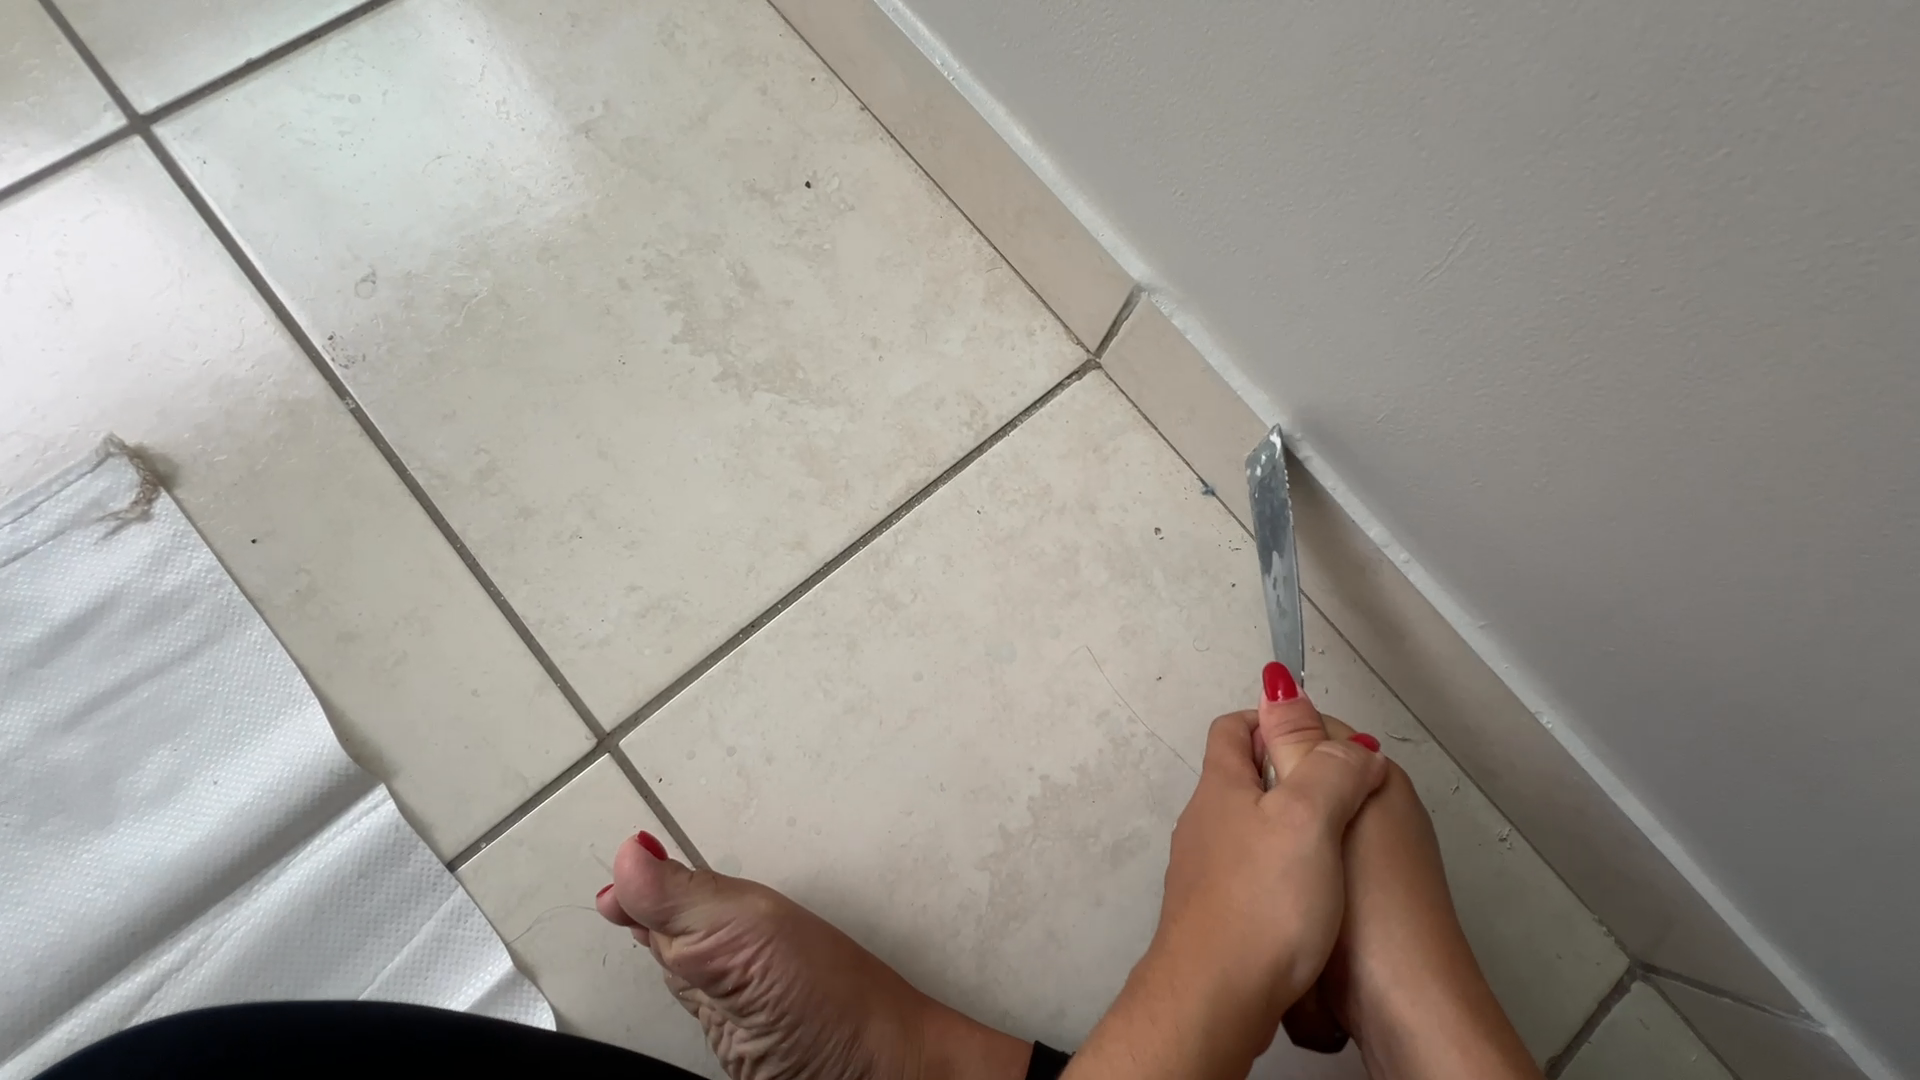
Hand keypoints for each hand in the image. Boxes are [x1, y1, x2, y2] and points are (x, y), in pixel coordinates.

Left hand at [1065, 671, 1386, 1079]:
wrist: (1215, 993)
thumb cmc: (1263, 900)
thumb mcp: (1307, 819)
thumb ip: (1328, 769)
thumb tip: (1349, 739)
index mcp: (1220, 788)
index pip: (1232, 727)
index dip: (1268, 718)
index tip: (1312, 732)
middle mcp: (1203, 820)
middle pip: (1238, 774)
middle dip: (1286, 771)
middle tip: (1340, 789)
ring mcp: (1202, 867)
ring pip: (1244, 824)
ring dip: (1285, 822)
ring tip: (1334, 843)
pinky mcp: (1211, 910)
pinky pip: (1246, 870)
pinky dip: (1277, 866)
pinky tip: (1308, 895)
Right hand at [1263, 711, 1540, 1079]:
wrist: (1403, 1009)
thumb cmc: (1359, 901)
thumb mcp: (1316, 813)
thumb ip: (1296, 746)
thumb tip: (1279, 681)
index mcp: (1378, 782)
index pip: (1313, 727)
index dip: (1272, 738)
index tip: (1240, 774)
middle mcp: (1380, 814)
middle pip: (1308, 779)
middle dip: (1274, 794)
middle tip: (1248, 826)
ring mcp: (1374, 861)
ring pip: (1307, 827)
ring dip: (1282, 841)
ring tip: (1260, 868)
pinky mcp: (1362, 902)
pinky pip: (1316, 867)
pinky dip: (1297, 877)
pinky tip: (1277, 899)